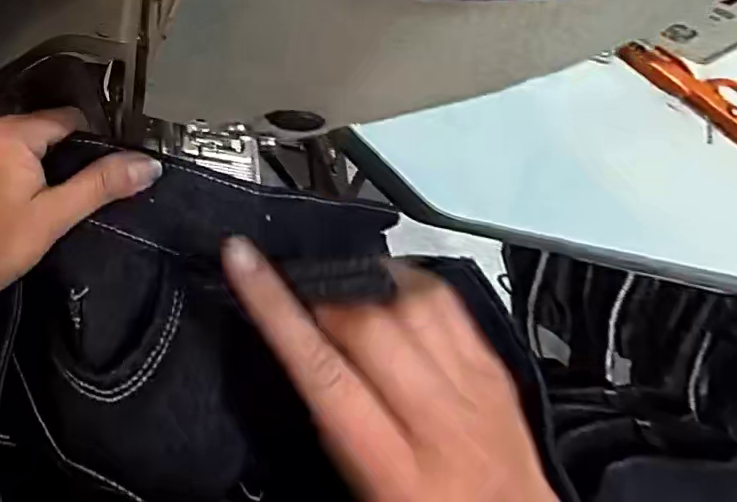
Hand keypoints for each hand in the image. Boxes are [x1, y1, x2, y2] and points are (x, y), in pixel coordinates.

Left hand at [0, 110, 161, 303]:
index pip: (72, 119)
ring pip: (34, 139)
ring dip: (53, 161)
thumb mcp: (54, 215)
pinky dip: (32, 165)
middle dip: (74, 153)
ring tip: (68, 193)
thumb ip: (101, 184)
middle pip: (52, 127)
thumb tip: (149, 164)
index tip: (111, 171)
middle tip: (91, 188)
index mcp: (13, 130)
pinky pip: (15, 149)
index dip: (96, 143)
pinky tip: (39, 193)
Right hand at [223, 239, 555, 501]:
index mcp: (393, 468)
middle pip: (366, 323)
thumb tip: (290, 342)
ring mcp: (475, 392)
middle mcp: (439, 424)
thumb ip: (325, 416)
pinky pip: (446, 299)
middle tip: (301, 291)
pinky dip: (406, 280)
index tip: (240, 257)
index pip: (320, 366)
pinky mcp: (497, 370)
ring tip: (343, 290)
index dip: (273, 304)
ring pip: (407, 301)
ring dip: (363, 285)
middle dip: (322, 295)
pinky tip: (388, 285)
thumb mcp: (359, 484)